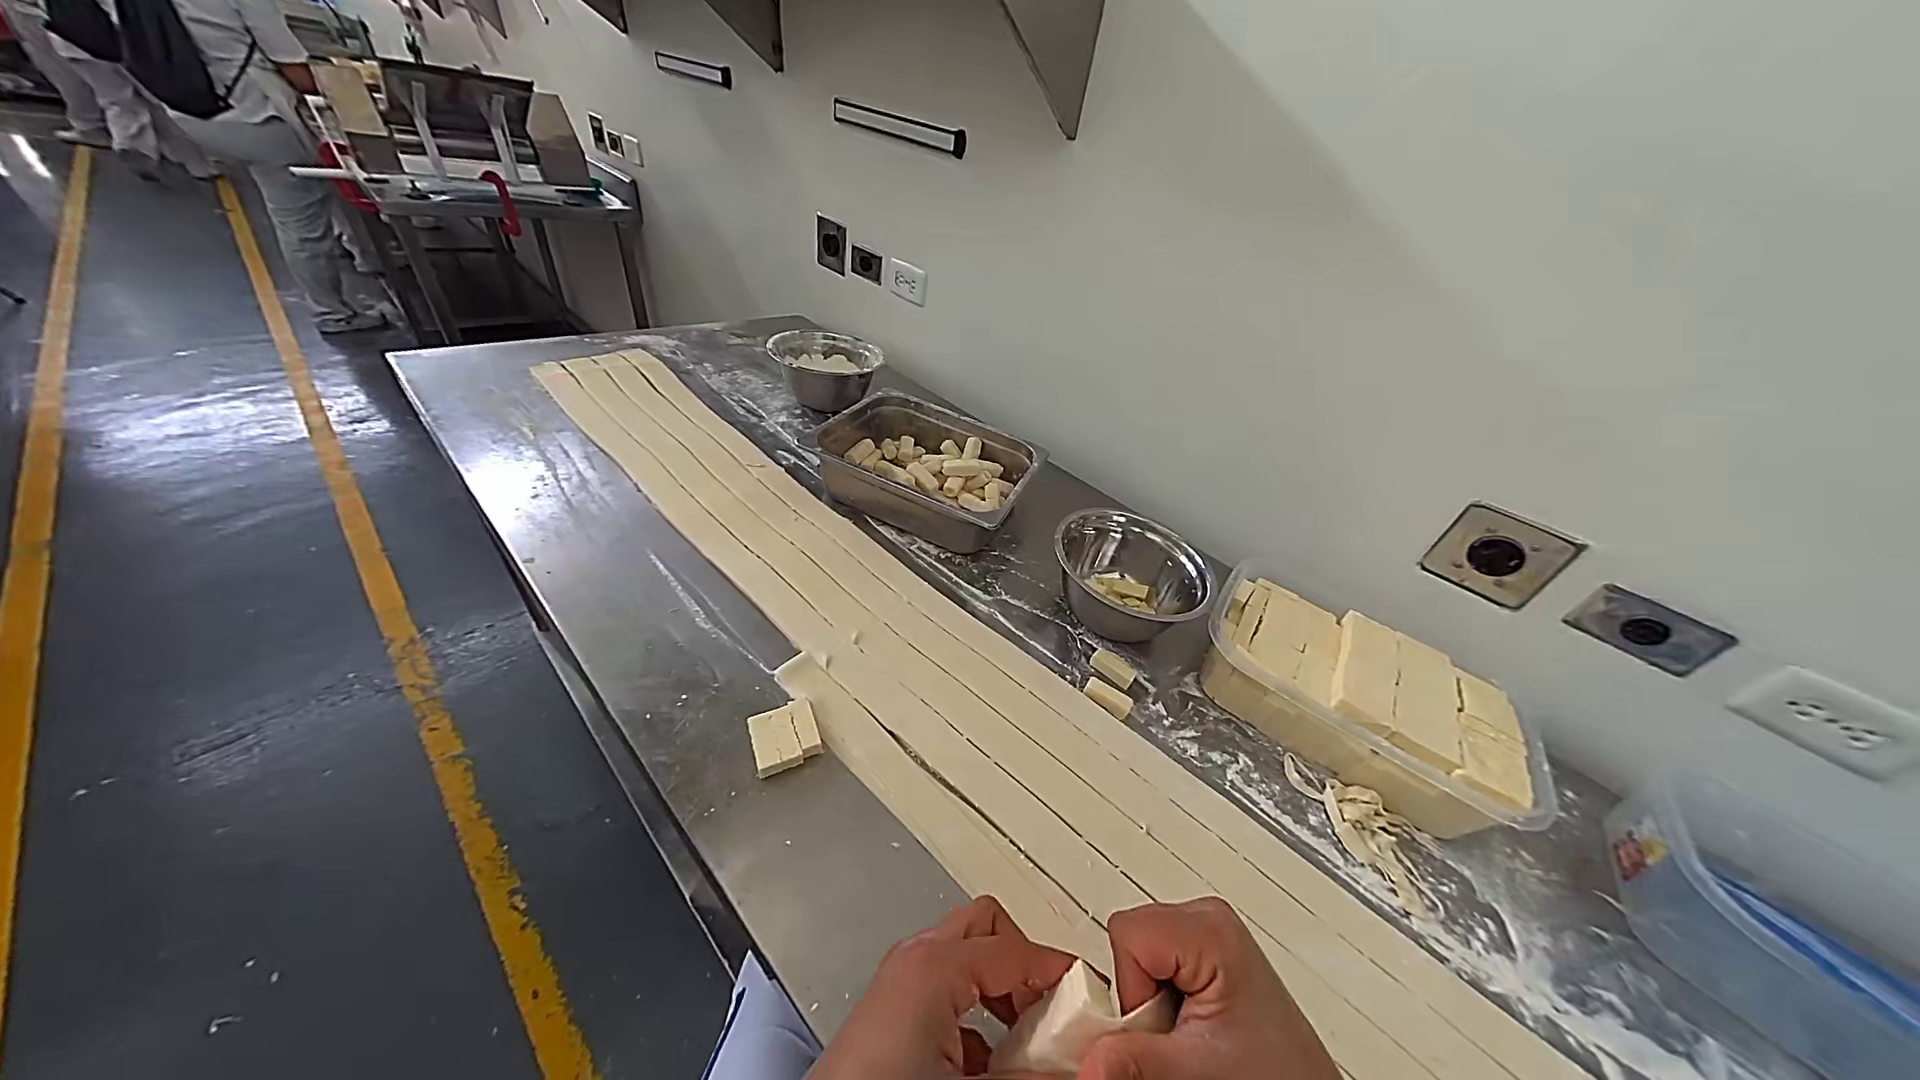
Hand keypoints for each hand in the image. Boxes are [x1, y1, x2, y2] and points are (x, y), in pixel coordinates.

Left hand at [808, 896, 1074, 1079]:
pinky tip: (987, 1063)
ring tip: (1024, 1040)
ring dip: (1001, 989)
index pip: (1016, 948)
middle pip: (987, 927)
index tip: (1087, 997)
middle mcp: (916, 959)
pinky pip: (947, 987)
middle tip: (1052, 1009)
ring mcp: (900, 979)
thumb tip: (1075, 1071)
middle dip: (1025, 964)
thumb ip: (1030, 1076)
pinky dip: (976, 1010)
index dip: (1059, 972)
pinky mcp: (891, 1007)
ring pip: (967, 955)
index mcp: (935, 966)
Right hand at [1080, 898, 1338, 1079]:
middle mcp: (1210, 917)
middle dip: (1138, 990)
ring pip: (1137, 946)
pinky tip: (1188, 1021)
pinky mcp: (1207, 946)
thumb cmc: (1275, 1076)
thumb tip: (1087, 1061)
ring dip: (1148, 993)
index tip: (1157, 1025)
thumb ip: (1135, 1061)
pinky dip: (1159, 991)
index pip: (1127, 932)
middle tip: (1173, 1034)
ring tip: (1186, 1031)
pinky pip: (1153, 954)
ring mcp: (1209, 929)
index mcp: (1211, 929)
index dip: (1131, 986)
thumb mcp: (1195, 1073)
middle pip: (1131, 936)